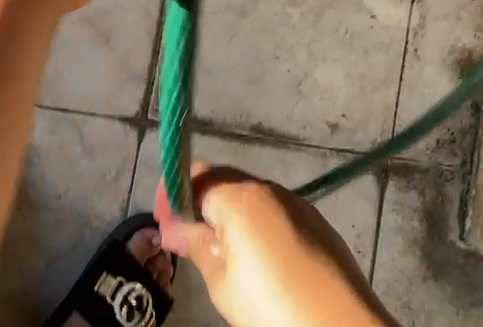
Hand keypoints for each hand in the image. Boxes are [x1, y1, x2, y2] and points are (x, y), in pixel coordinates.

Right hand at [159, 164, 392, 326]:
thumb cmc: (272, 308)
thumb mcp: (222, 283)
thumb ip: (196, 245)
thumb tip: (170, 226)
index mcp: (239, 196)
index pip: (196, 175)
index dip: (175, 194)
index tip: (163, 222)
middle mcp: (268, 189)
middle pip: (224, 183)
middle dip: (202, 206)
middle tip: (187, 241)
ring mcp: (297, 204)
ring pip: (252, 199)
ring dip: (231, 217)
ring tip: (224, 257)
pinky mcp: (318, 224)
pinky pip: (277, 215)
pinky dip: (260, 228)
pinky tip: (262, 263)